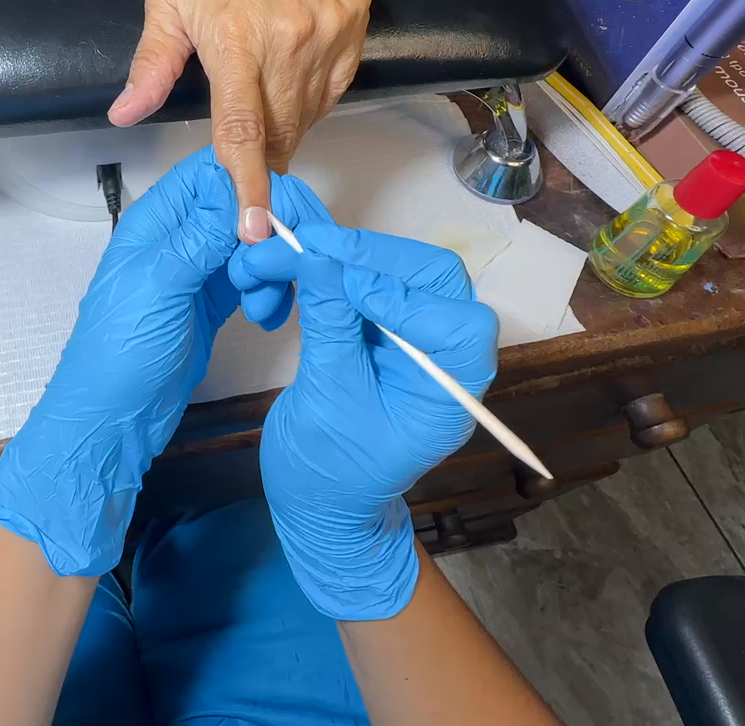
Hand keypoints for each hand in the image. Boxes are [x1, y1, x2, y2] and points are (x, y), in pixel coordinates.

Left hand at [0, 147, 241, 576]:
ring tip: (263, 307)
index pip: (210, 174)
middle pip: (240, 206)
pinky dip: (269, 292)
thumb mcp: (159, 285)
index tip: (274, 221)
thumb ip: (198, 235)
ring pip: (253, 244)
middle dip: (269, 232)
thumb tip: (236, 187)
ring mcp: (199, 270)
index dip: (250, 184)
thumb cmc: (121, 351)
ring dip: (271, 269)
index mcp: (157, 221)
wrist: (115, 418)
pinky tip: (264, 319)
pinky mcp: (214, 301)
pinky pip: (254, 279)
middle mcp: (180, 237)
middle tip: (282, 266)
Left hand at [108, 0, 370, 242]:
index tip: (253, 226)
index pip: (244, 129)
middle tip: (248, 157)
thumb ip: (151, 66)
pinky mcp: (356, 22)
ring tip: (267, 102)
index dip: (249, 182)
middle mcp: (291, 40)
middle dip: (264, 157)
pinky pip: (337, 86)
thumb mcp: (167, 1)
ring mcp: (331, 31)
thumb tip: (125, 116)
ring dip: (288, 127)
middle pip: (282, 130)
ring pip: (311, 113)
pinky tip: (293, 78)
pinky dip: (313, 98)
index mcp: (237, 40)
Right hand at [236, 222, 498, 619]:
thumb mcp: (328, 400)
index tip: (334, 281)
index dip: (399, 292)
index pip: (453, 320)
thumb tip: (315, 259)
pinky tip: (296, 270)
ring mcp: (413, 337)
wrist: (319, 499)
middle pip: (430, 277)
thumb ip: (329, 326)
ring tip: (291, 252)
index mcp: (450, 387)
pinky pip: (365, 282)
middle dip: (369, 255)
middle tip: (308, 245)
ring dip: (343, 256)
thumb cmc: (330, 469)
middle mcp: (443, 354)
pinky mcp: (381, 328)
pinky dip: (331, 270)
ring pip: (396, 270)